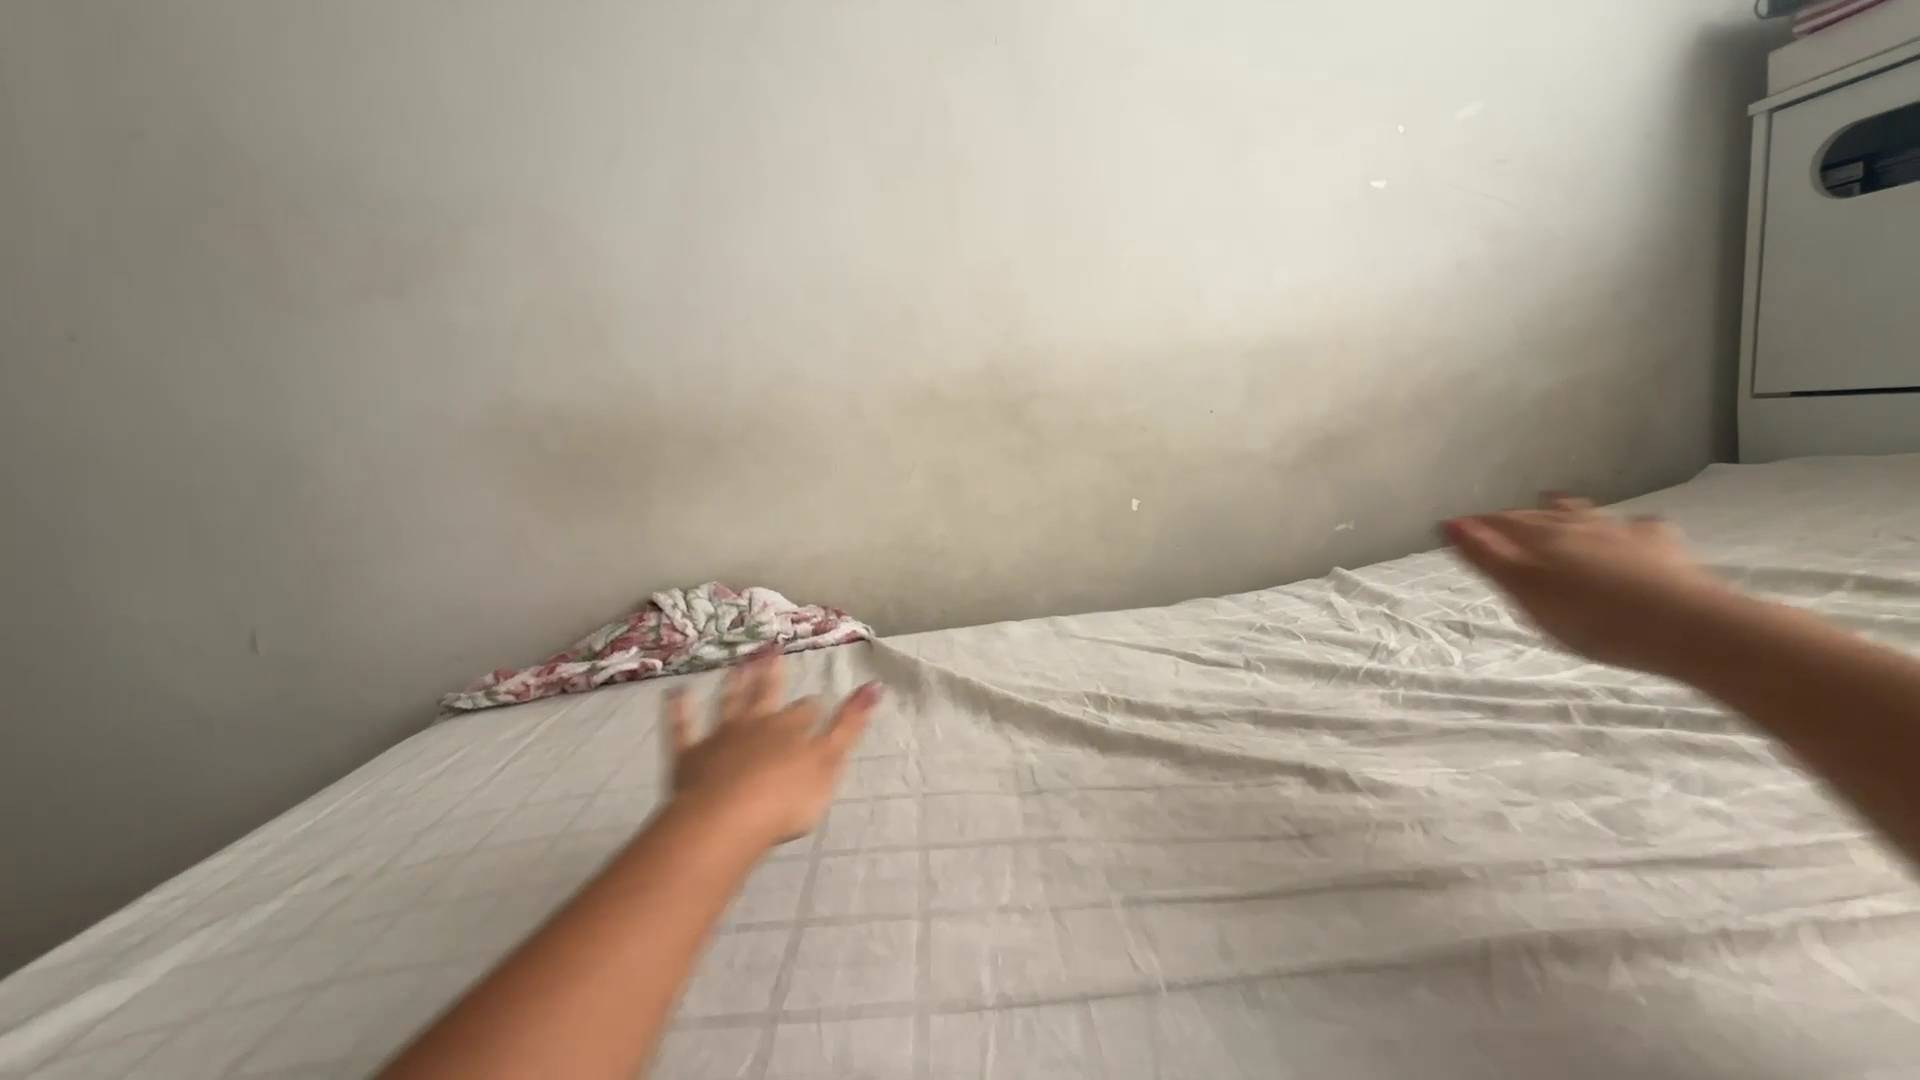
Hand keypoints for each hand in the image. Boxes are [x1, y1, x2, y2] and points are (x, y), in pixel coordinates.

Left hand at [664, 650, 880, 848]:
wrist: (727, 819)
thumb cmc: (786, 798)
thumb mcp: (830, 762)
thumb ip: (850, 725)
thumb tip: (875, 686)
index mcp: (792, 728)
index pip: (806, 711)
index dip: (811, 707)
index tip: (815, 701)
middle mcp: (756, 723)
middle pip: (765, 694)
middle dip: (771, 673)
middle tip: (771, 648)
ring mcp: (721, 736)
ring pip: (728, 703)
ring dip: (733, 683)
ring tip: (737, 663)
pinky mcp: (690, 755)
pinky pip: (682, 728)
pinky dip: (679, 710)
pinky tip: (675, 692)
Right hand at [1443, 495, 1742, 676]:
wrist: (1688, 627)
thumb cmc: (1592, 617)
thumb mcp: (1524, 591)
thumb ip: (1485, 556)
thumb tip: (1450, 523)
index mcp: (1541, 537)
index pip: (1499, 523)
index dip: (1476, 525)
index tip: (1455, 527)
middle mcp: (1579, 526)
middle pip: (1539, 516)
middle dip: (1516, 516)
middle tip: (1501, 520)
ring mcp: (1624, 534)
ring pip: (1587, 514)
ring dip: (1567, 510)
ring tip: (1556, 503)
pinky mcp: (1664, 549)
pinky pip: (1641, 528)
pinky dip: (1629, 526)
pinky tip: (1635, 528)